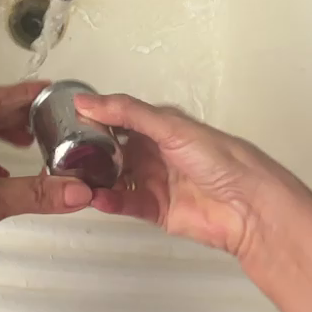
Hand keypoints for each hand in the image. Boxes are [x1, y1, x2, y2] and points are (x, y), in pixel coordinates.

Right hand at [74, 92, 311, 262]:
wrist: (248, 207)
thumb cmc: (220, 158)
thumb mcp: (169, 125)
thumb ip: (126, 112)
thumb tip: (87, 101)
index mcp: (157, 125)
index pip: (116, 117)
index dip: (93, 118)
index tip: (65, 119)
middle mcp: (153, 151)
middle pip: (111, 149)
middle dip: (88, 151)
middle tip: (62, 153)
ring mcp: (153, 181)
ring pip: (114, 177)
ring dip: (95, 178)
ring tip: (74, 178)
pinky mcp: (155, 210)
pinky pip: (124, 203)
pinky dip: (108, 201)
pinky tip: (97, 197)